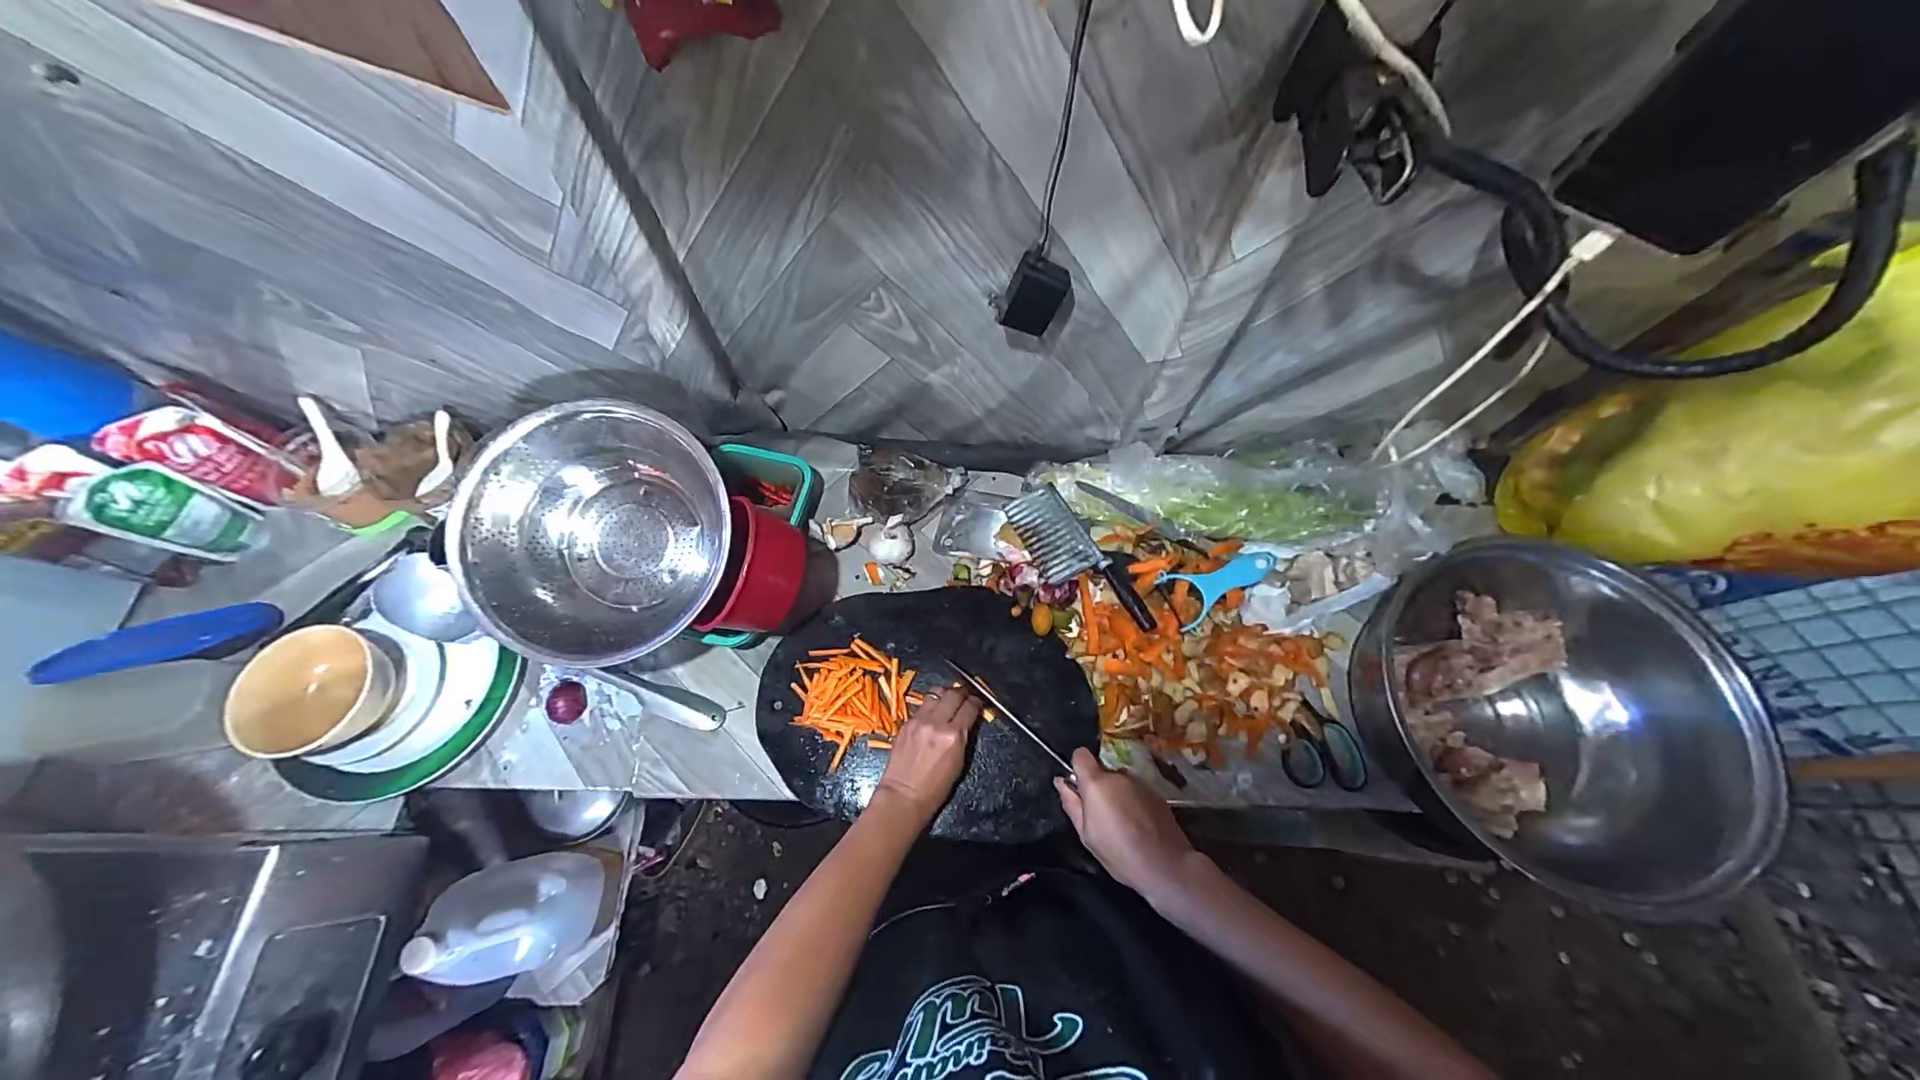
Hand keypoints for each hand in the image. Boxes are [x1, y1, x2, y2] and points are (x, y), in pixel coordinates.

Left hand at [874, 685, 979, 821]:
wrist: (905, 794)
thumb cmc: (936, 787)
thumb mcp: (960, 762)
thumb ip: (963, 737)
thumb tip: (966, 721)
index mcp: (954, 736)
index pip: (969, 707)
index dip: (975, 702)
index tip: (976, 702)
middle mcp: (937, 723)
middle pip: (953, 694)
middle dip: (962, 693)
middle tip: (964, 695)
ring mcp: (919, 721)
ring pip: (936, 694)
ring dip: (945, 694)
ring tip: (947, 699)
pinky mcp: (906, 723)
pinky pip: (922, 706)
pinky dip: (930, 705)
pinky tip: (932, 712)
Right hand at [1056, 747, 1197, 900]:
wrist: (1166, 865)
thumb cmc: (1118, 852)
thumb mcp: (1086, 834)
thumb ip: (1071, 803)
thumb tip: (1060, 782)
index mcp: (1097, 783)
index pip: (1081, 755)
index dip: (1077, 769)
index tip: (1079, 790)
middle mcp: (1119, 775)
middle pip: (1102, 773)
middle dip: (1099, 788)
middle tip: (1101, 817)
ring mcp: (1141, 783)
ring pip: (1120, 783)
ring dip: (1117, 796)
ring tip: (1123, 825)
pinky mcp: (1157, 794)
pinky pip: (1137, 792)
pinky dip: (1134, 803)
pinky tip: (1139, 827)